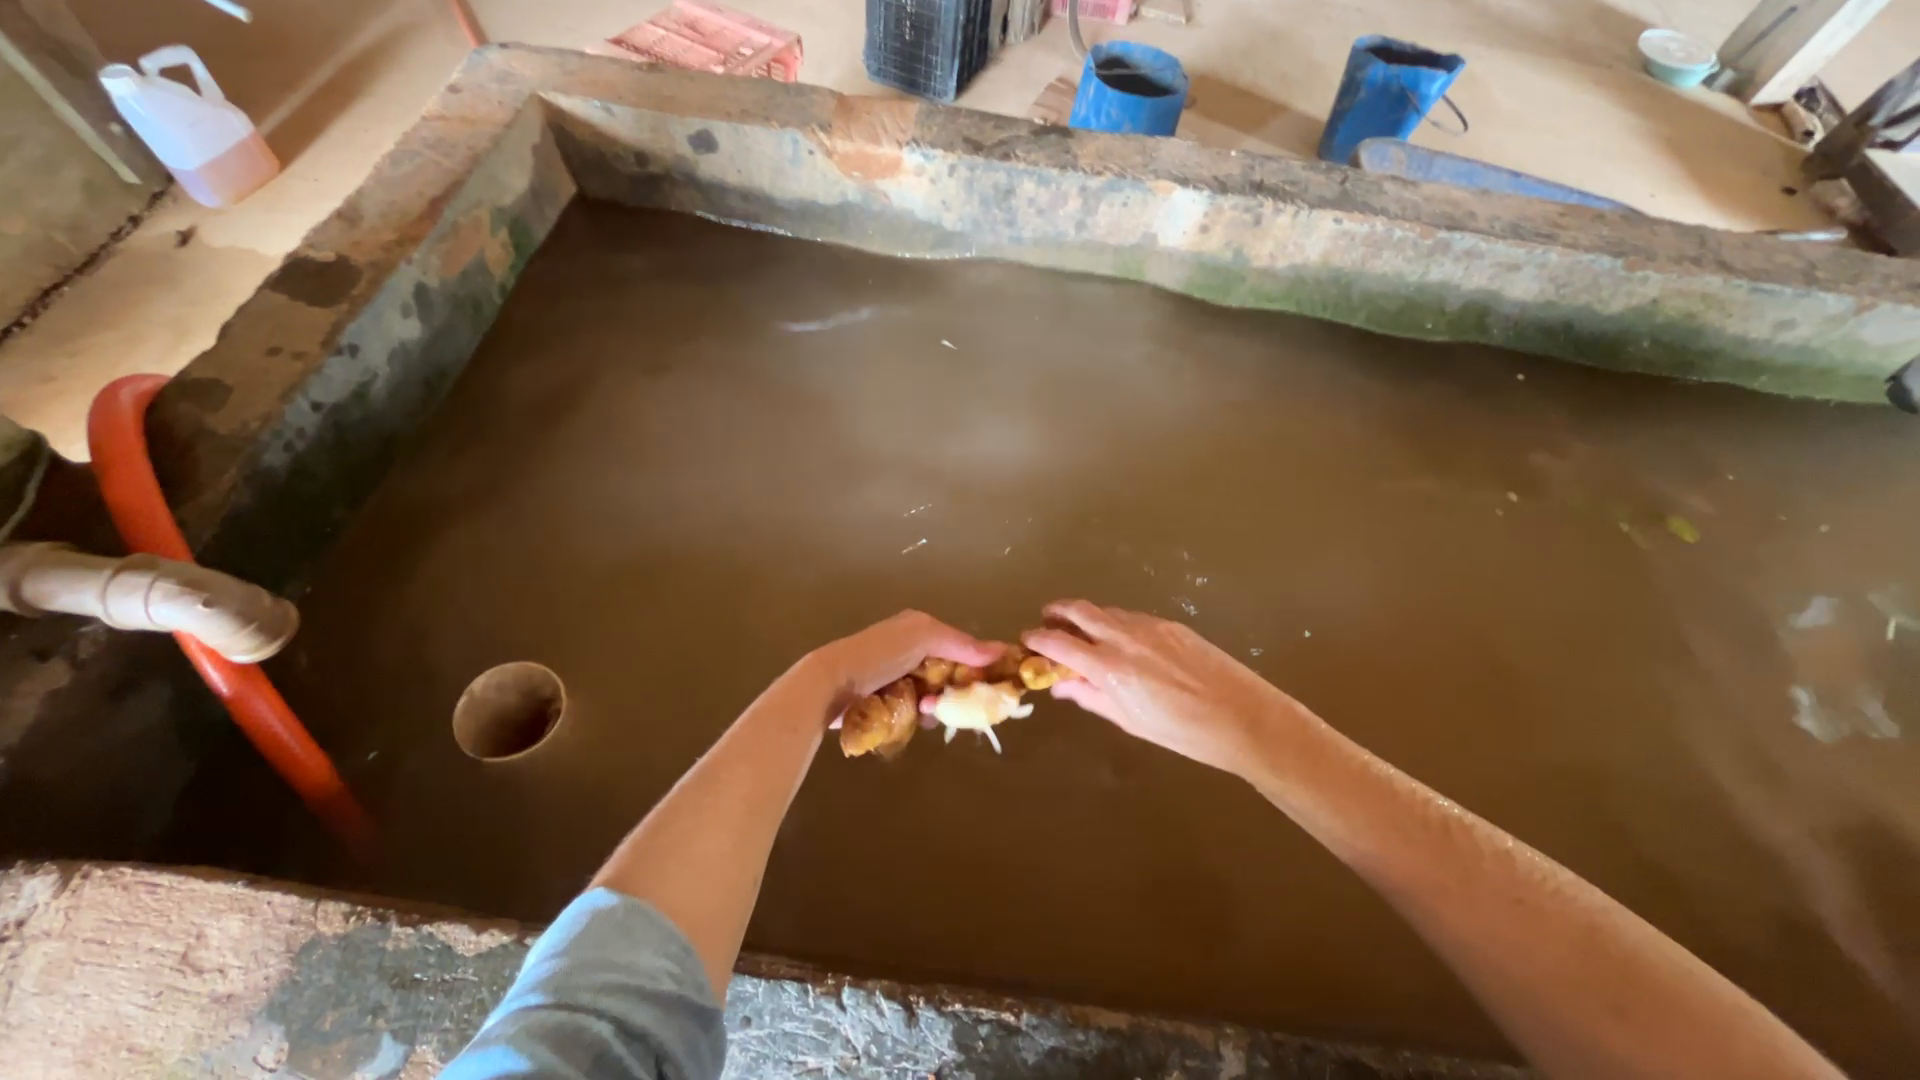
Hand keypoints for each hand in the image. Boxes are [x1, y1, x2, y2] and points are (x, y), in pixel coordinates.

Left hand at [805, 610, 1003, 726]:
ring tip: (923, 711)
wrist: (831, 683)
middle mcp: (908, 648)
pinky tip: (911, 718)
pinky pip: (913, 710)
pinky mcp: (884, 699)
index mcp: (918, 627)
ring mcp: (895, 675)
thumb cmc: (879, 655)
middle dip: (952, 689)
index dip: (976, 665)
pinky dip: (916, 715)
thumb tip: (1002, 650)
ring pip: (932, 694)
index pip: (960, 646)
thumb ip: (961, 643)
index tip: (988, 686)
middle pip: (948, 673)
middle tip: (949, 702)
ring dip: (934, 705)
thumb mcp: (923, 637)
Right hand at [1022, 600, 1310, 776]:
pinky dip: (1115, 623)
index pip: (1059, 643)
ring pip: (1106, 611)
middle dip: (1057, 611)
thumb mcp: (1130, 721)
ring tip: (1082, 633)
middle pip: (1079, 610)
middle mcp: (1125, 637)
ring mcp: (1150, 627)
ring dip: (1087, 617)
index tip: (1027, 642)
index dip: (1037, 639)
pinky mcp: (1172, 625)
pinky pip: (1131, 617)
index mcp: (1109, 667)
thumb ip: (1092, 697)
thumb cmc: (1184, 733)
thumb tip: (1063, 686)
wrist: (1245, 718)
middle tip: (1046, 620)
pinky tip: (1121, 641)